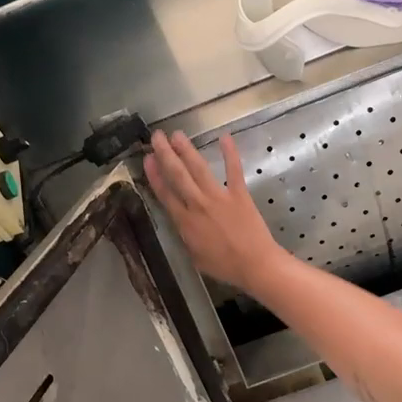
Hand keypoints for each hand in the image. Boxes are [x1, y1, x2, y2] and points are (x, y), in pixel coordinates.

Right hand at [142, 130, 289, 293]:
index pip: (165, 194)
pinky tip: (224, 137)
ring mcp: (218, 197)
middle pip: (177, 175)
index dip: (154, 175)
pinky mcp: (239, 194)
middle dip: (165, 154)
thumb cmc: (225, 266)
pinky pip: (233, 170)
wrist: (255, 265)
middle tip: (157, 137)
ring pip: (198, 169)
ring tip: (176, 134)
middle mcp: (198, 205)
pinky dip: (230, 153)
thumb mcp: (195, 257)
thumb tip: (180, 223)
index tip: (147, 160)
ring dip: (186, 150)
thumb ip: (186, 236)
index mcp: (185, 222)